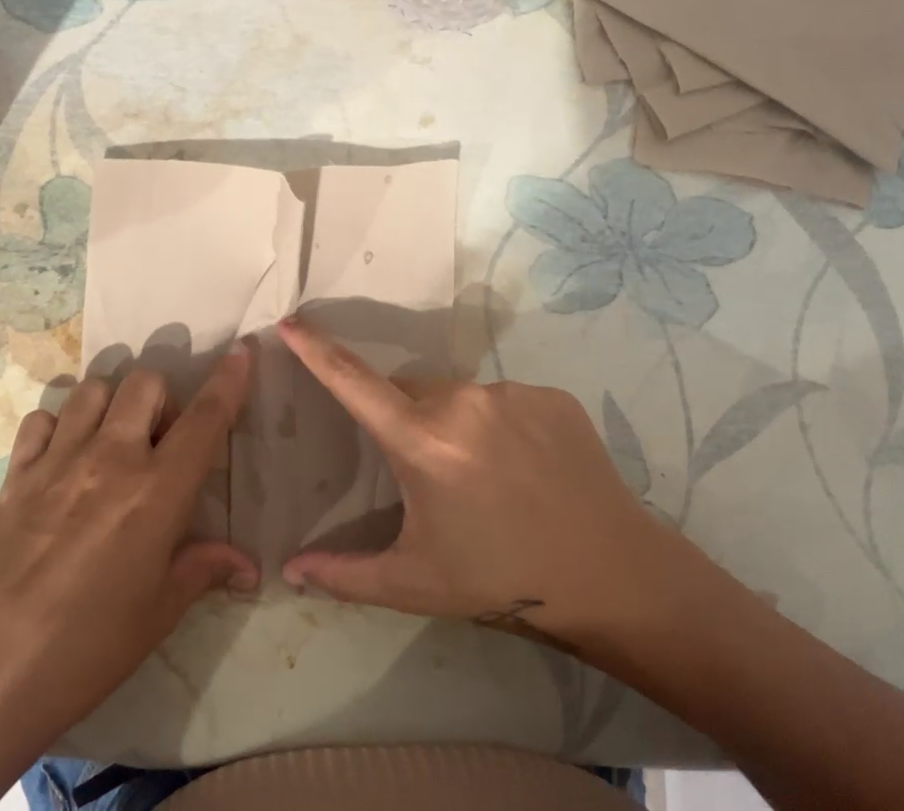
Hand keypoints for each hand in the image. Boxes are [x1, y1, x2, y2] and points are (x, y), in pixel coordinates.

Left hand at [0, 341, 258, 747]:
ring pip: (91, 390)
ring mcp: (56, 461)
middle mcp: (109, 459)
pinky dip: (59, 424)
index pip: (204, 419)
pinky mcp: (15, 475)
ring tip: (115, 442)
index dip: (228, 381)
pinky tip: (64, 457)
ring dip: (113, 404)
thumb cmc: (93, 646)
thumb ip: (203, 569)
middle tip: (163, 443)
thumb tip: (248, 565)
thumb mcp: (160, 611)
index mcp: (156, 491)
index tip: (241, 353)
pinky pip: (40, 420)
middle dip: (164, 399)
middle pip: (144, 384)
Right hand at [276, 316, 693, 647]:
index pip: (354, 382)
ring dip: (448, 422)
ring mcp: (513, 395)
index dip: (317, 350)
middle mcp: (464, 403)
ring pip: (455, 395)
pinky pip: (500, 400)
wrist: (616, 575)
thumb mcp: (414, 583)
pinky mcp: (552, 396)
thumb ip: (343, 574)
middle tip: (419, 472)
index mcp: (423, 442)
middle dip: (398, 419)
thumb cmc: (503, 579)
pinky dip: (494, 424)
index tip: (290, 320)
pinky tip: (519, 468)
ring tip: (478, 477)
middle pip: (406, 391)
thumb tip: (288, 570)